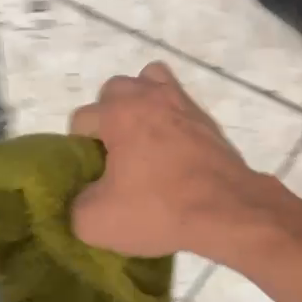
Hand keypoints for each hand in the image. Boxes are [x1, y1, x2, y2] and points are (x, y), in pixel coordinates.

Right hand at [68, 61, 280, 257]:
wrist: (225, 207)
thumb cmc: (158, 208)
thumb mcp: (95, 220)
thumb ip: (76, 201)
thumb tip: (87, 191)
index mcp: (121, 113)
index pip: (82, 117)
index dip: (78, 147)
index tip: (91, 174)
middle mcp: (150, 95)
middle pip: (116, 90)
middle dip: (107, 117)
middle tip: (112, 155)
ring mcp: (181, 101)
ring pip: (150, 81)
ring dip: (139, 102)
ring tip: (140, 139)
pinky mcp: (204, 115)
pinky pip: (176, 99)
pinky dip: (166, 113)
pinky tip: (168, 146)